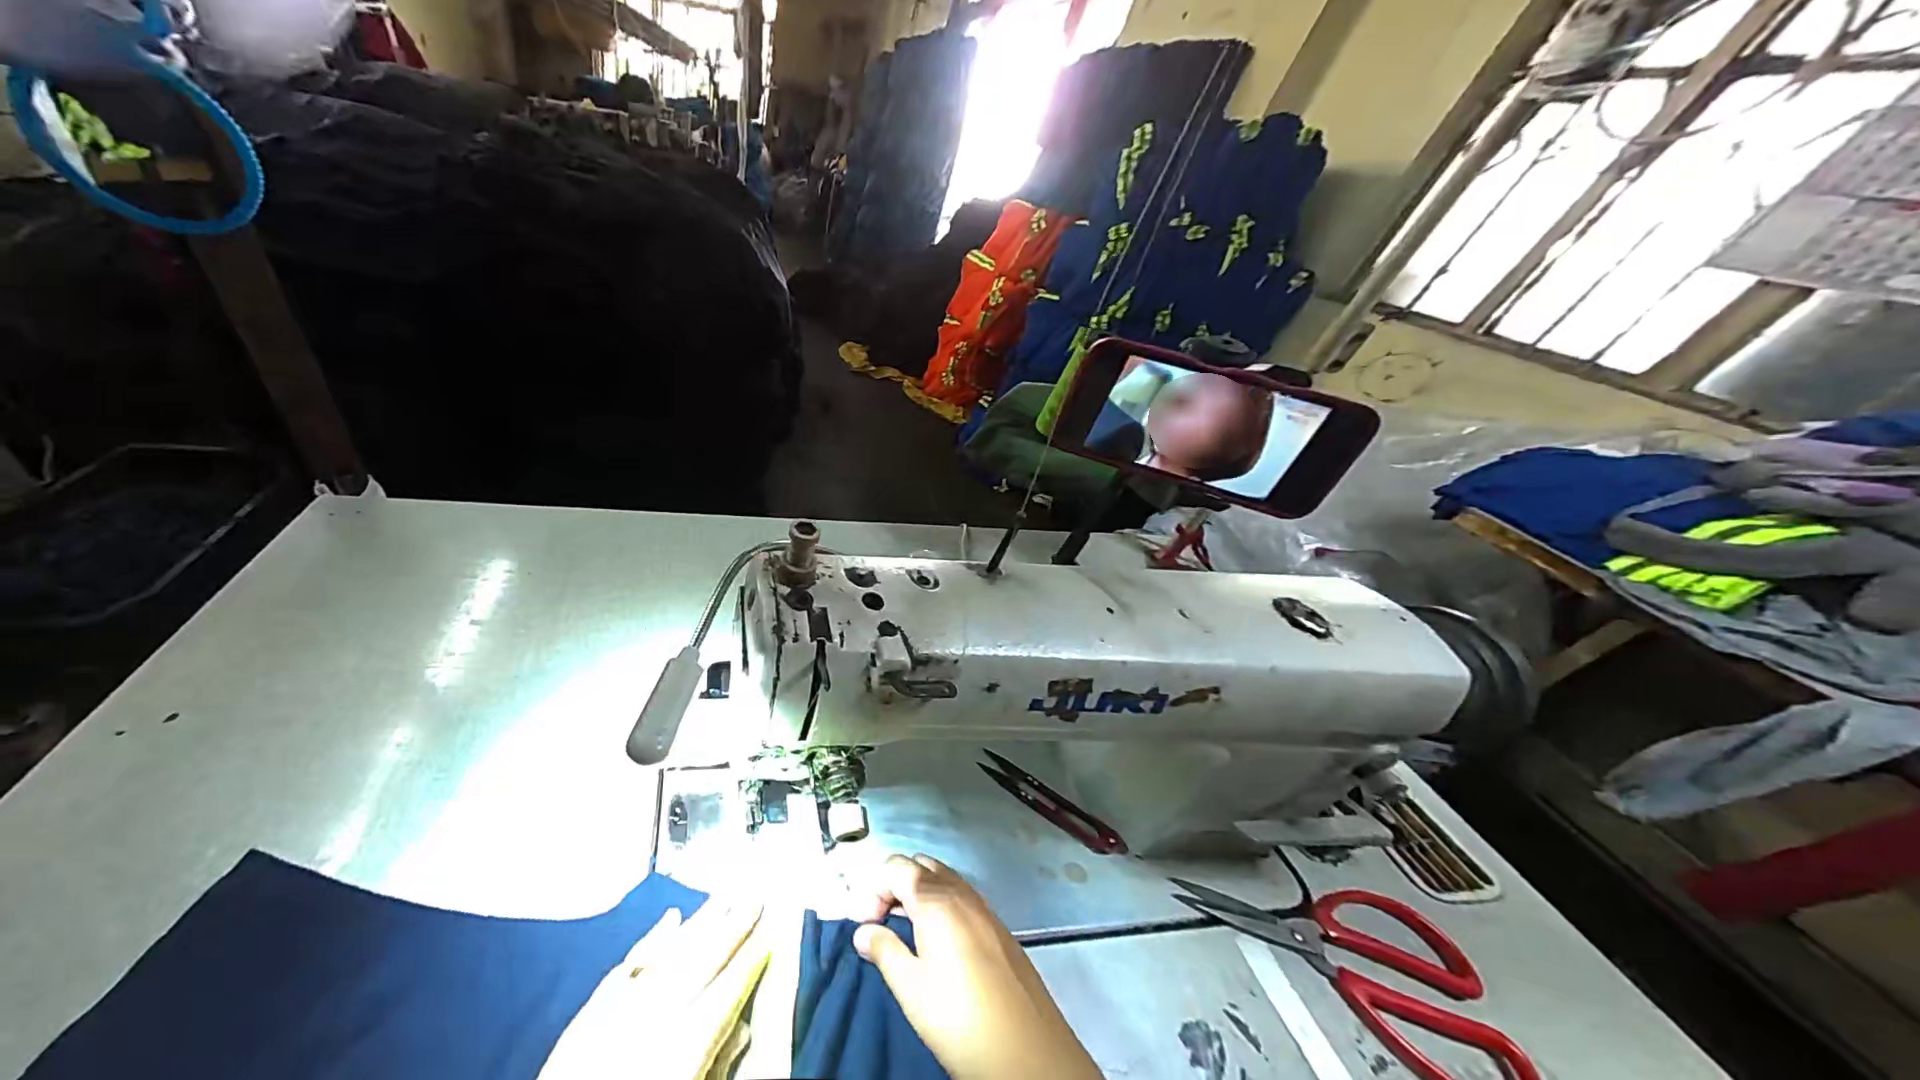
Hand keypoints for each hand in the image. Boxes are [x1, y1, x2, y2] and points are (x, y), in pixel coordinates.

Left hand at [539, 901, 769, 1079]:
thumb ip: (714, 1064)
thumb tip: (742, 1028)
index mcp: (683, 1044)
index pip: (729, 986)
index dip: (754, 954)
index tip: (774, 925)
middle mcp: (654, 1016)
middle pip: (702, 959)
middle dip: (733, 926)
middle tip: (756, 895)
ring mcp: (618, 1011)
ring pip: (669, 953)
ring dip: (698, 924)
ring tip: (723, 897)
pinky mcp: (587, 1017)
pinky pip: (626, 967)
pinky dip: (650, 942)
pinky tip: (669, 920)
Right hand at [850, 854, 1101, 1079]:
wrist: (1025, 1047)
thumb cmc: (959, 1016)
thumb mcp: (911, 987)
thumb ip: (884, 950)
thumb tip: (863, 931)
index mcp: (936, 899)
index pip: (896, 866)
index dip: (873, 888)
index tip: (864, 924)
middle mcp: (961, 892)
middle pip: (920, 865)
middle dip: (894, 884)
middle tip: (880, 921)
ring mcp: (983, 906)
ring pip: (943, 878)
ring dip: (918, 893)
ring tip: (904, 931)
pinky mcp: (997, 925)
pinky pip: (961, 896)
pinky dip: (940, 903)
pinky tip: (936, 940)